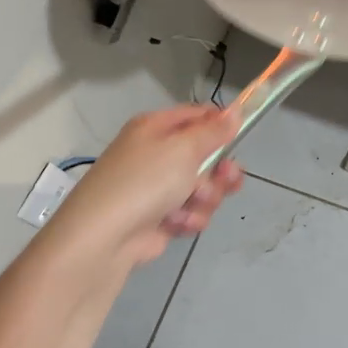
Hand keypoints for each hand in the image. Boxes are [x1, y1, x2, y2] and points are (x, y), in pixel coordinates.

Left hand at [47, 105, 245, 265]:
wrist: (105, 237)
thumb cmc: (145, 182)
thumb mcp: (184, 148)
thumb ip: (213, 131)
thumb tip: (235, 110)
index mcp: (155, 128)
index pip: (196, 116)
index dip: (220, 125)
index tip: (241, 136)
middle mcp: (155, 154)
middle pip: (205, 156)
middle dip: (219, 171)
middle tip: (229, 179)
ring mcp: (157, 187)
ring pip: (203, 187)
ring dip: (204, 199)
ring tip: (190, 205)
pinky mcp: (160, 217)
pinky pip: (191, 212)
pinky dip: (189, 218)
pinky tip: (177, 223)